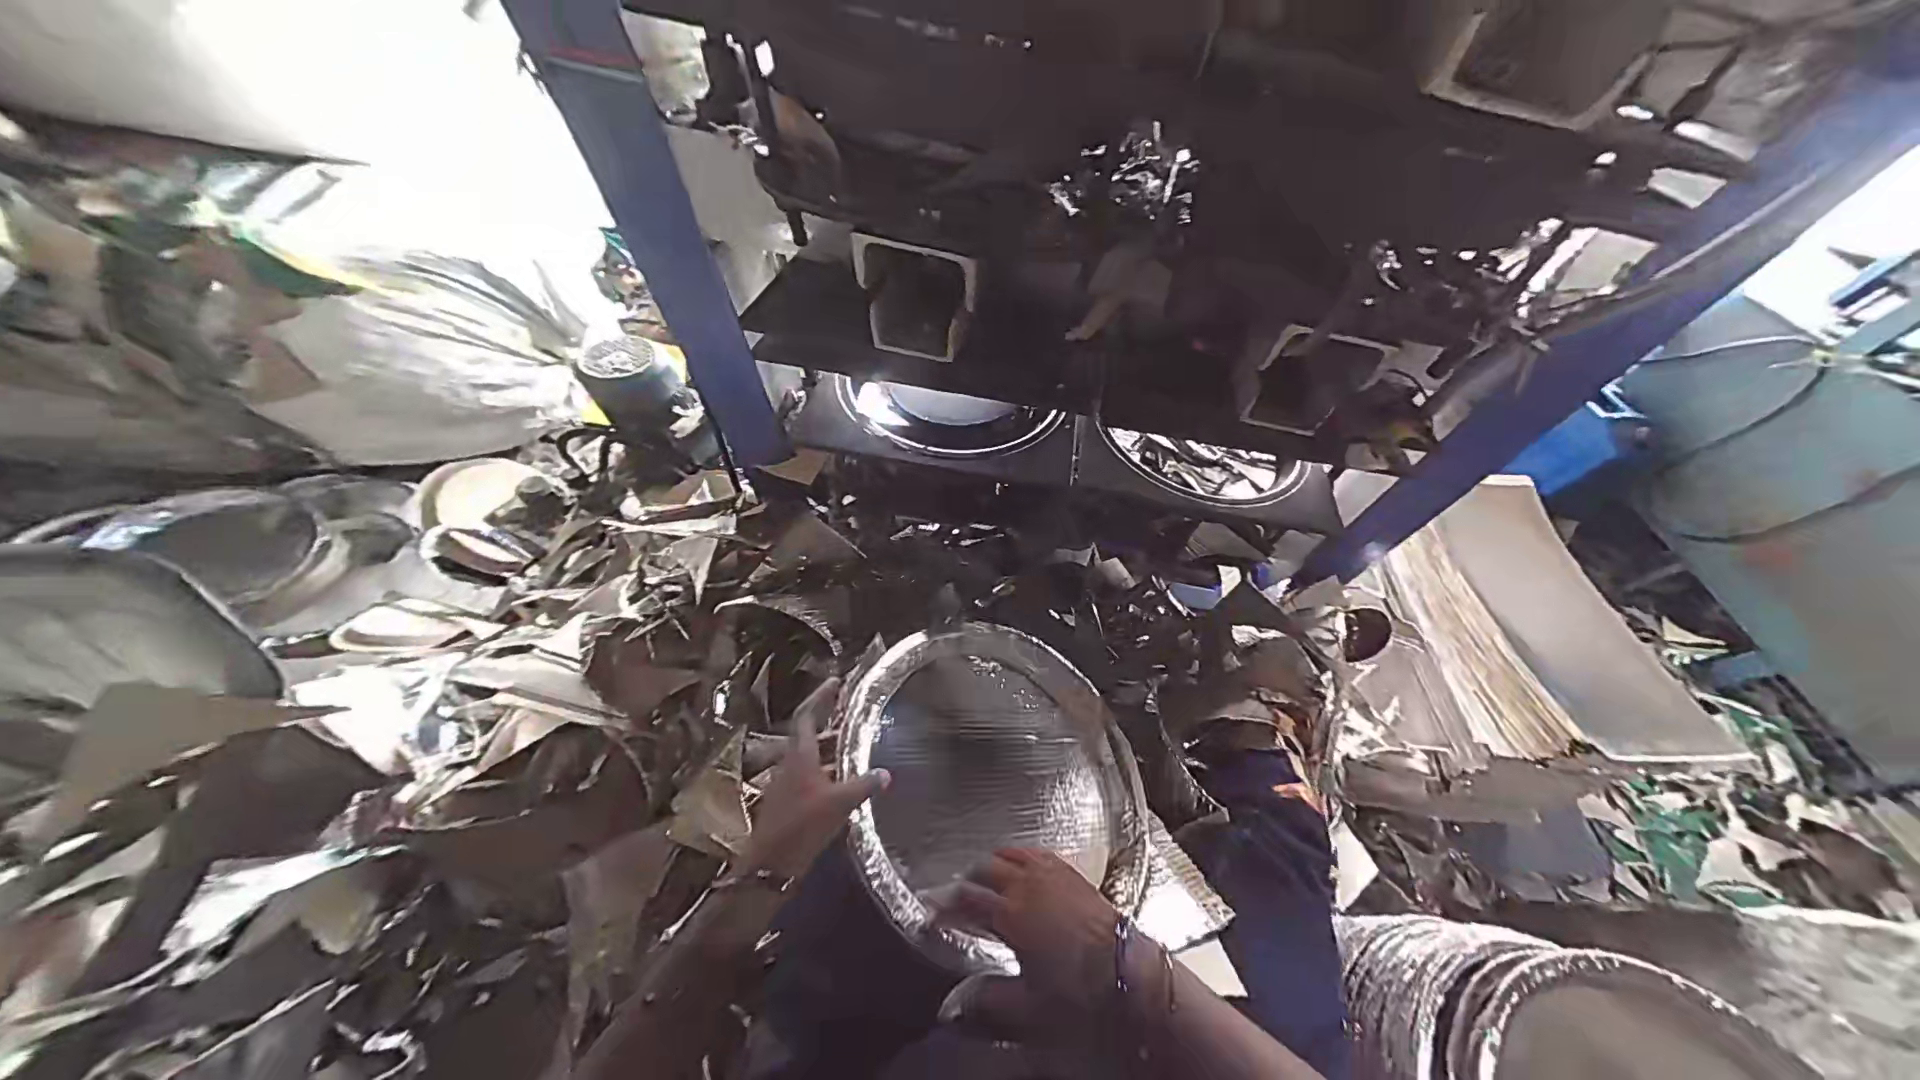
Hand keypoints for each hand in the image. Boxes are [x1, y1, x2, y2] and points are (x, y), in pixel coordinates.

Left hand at [735, 677, 889, 879]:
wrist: (770, 865)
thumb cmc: (801, 826)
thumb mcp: (838, 804)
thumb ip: (863, 786)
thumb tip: (886, 773)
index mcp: (799, 756)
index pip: (807, 716)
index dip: (820, 697)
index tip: (835, 682)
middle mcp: (792, 763)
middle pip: (810, 733)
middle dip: (830, 719)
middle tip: (851, 709)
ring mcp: (790, 782)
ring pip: (812, 754)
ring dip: (831, 745)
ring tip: (855, 740)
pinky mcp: (792, 799)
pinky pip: (813, 773)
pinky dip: (830, 768)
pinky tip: (847, 776)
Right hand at [935, 848, 1122, 1007]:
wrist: (1129, 975)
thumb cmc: (1080, 992)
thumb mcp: (1027, 1007)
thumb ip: (986, 1001)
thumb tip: (955, 1005)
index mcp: (1010, 913)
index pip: (965, 900)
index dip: (945, 906)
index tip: (933, 914)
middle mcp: (1027, 885)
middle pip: (985, 869)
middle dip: (967, 881)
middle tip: (958, 896)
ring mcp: (1051, 874)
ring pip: (1011, 856)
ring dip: (994, 865)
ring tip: (986, 877)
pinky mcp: (1071, 873)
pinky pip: (1037, 854)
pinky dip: (1022, 857)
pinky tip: (1023, 865)